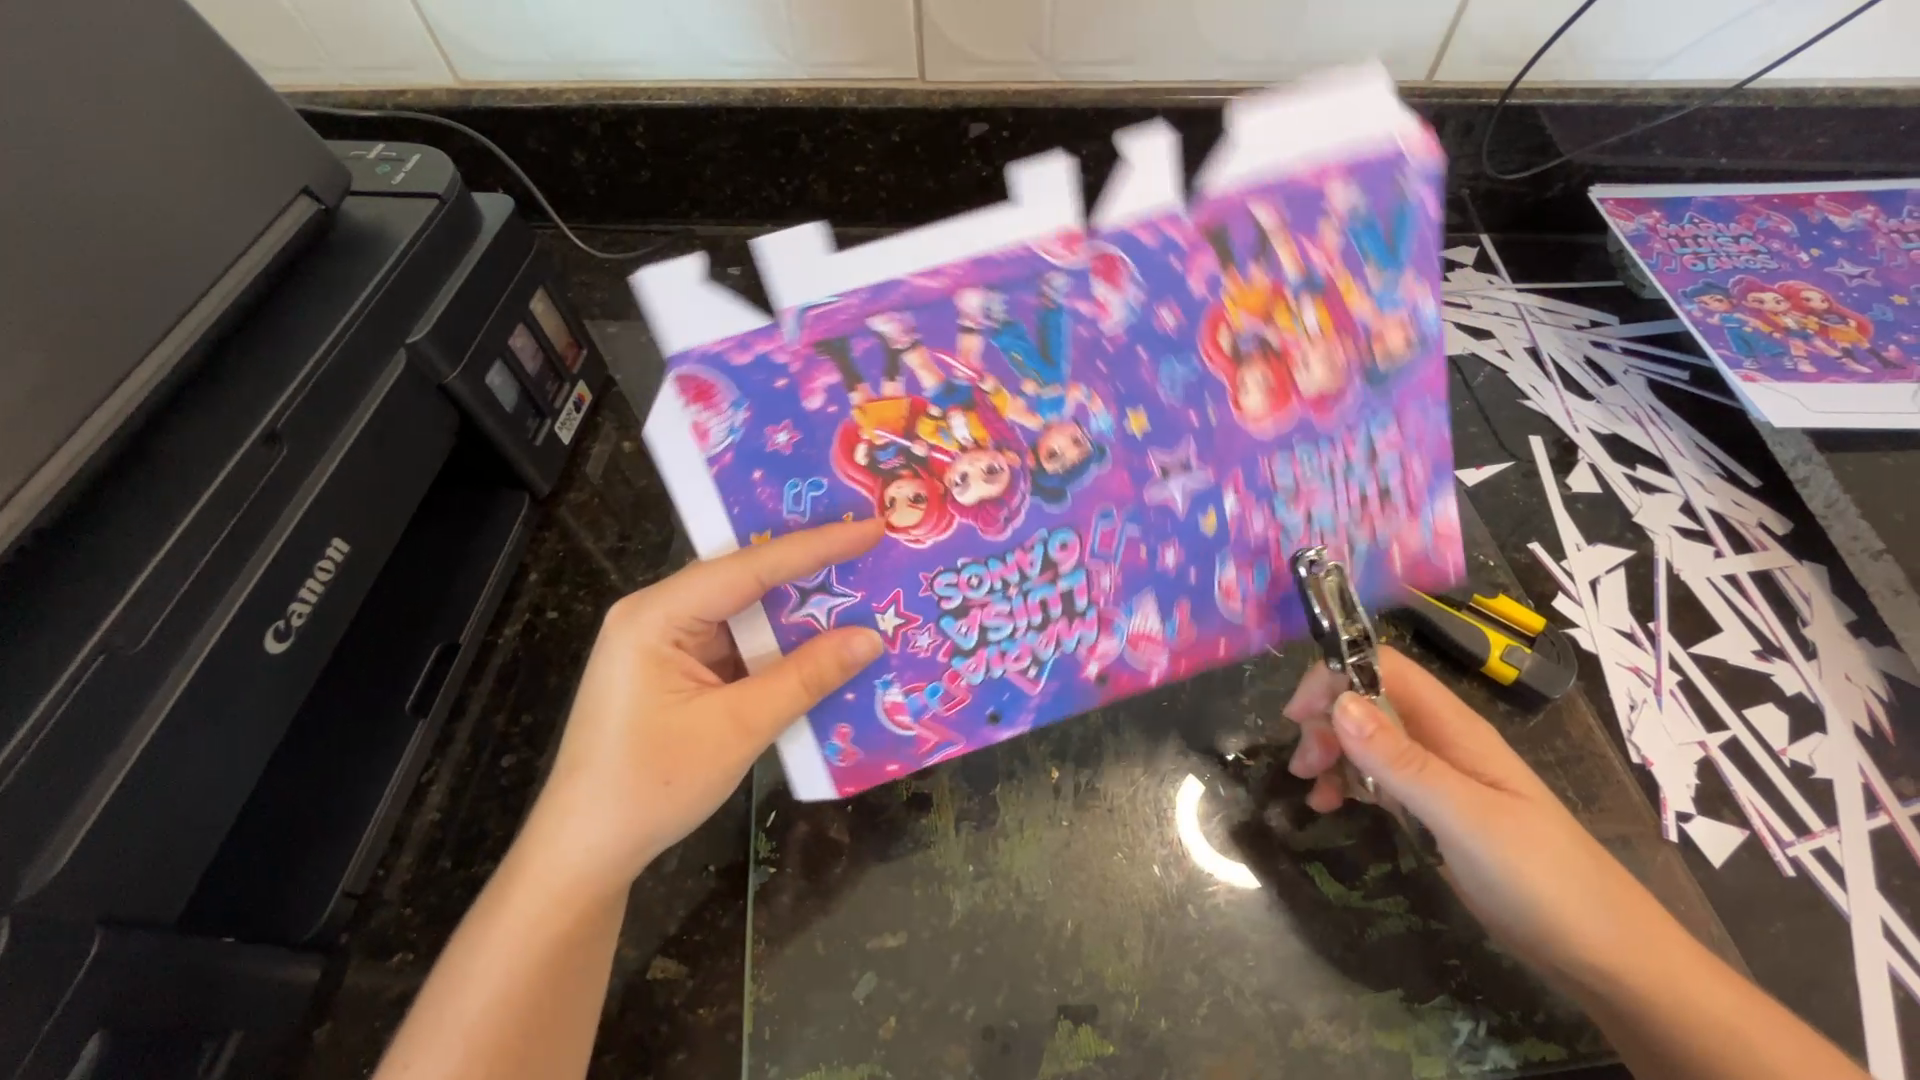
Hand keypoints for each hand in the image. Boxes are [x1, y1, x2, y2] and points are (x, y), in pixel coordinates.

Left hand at [518, 520, 884, 898]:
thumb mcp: (738, 729)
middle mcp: (657, 615)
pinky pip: (737, 647)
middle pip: (745, 582)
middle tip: (870, 554)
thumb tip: (871, 638)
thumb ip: (806, 678)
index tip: (870, 529)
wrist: (587, 850)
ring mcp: (664, 645)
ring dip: (796, 616)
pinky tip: (820, 649)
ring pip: (744, 615)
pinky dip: (778, 650)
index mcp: (657, 615)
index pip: (749, 566)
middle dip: (808, 573)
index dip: (815, 546)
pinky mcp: (675, 672)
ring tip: (858, 597)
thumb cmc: (651, 785)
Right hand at [1283, 647, 1674, 986]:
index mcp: (1455, 728)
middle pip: (1366, 701)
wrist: (1605, 955)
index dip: (1335, 675)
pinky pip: (1377, 778)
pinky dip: (1346, 783)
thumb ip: (1402, 762)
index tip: (1298, 717)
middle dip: (1325, 721)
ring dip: (1330, 753)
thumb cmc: (1542, 880)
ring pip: (1365, 739)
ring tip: (1312, 792)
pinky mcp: (1433, 811)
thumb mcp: (1466, 819)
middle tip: (1304, 767)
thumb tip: (1339, 702)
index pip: (1383, 668)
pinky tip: (1331, 806)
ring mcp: (1437, 777)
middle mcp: (1442, 742)